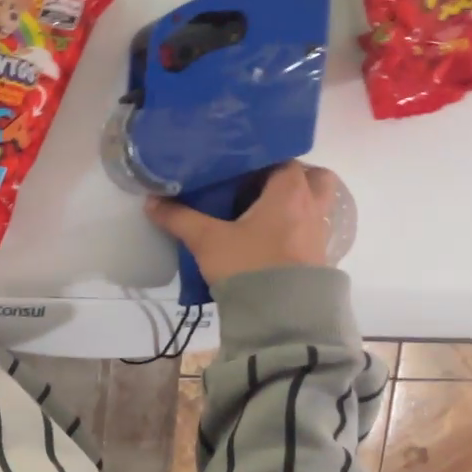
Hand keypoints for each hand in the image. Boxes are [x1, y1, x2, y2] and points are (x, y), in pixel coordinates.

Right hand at [143, 162, 340, 285]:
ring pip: (316, 203)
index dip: (258, 162)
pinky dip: (296, 226)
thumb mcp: (206, 240)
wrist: (280, 312)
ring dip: (296, 202)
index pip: (280, 160)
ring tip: (265, 212)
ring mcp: (319, 230)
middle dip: (287, 178)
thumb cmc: (247, 264)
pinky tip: (271, 238)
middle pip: (311, 177)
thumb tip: (151, 201)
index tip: (234, 171)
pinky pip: (311, 227)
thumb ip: (179, 218)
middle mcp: (312, 205)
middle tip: (258, 188)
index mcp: (289, 192)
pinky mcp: (318, 253)